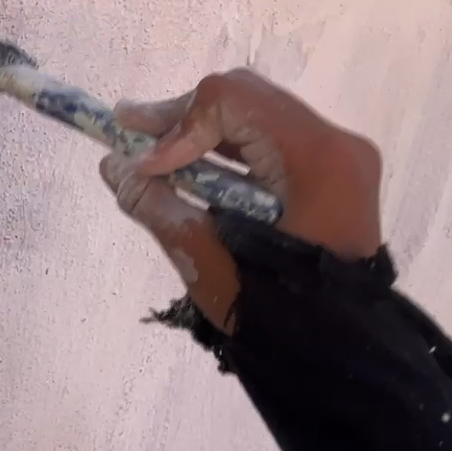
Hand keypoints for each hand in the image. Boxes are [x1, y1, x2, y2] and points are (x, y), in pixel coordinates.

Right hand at [98, 69, 381, 329]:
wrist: (339, 352)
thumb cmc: (274, 306)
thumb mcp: (205, 256)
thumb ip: (155, 204)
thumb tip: (112, 166)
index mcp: (316, 158)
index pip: (230, 102)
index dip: (175, 125)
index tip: (141, 165)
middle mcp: (334, 144)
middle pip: (241, 98)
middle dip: (178, 116)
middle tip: (126, 131)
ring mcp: (334, 158)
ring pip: (249, 114)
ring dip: (194, 130)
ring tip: (147, 150)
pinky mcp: (324, 176)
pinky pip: (261, 140)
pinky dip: (217, 148)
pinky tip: (184, 169)